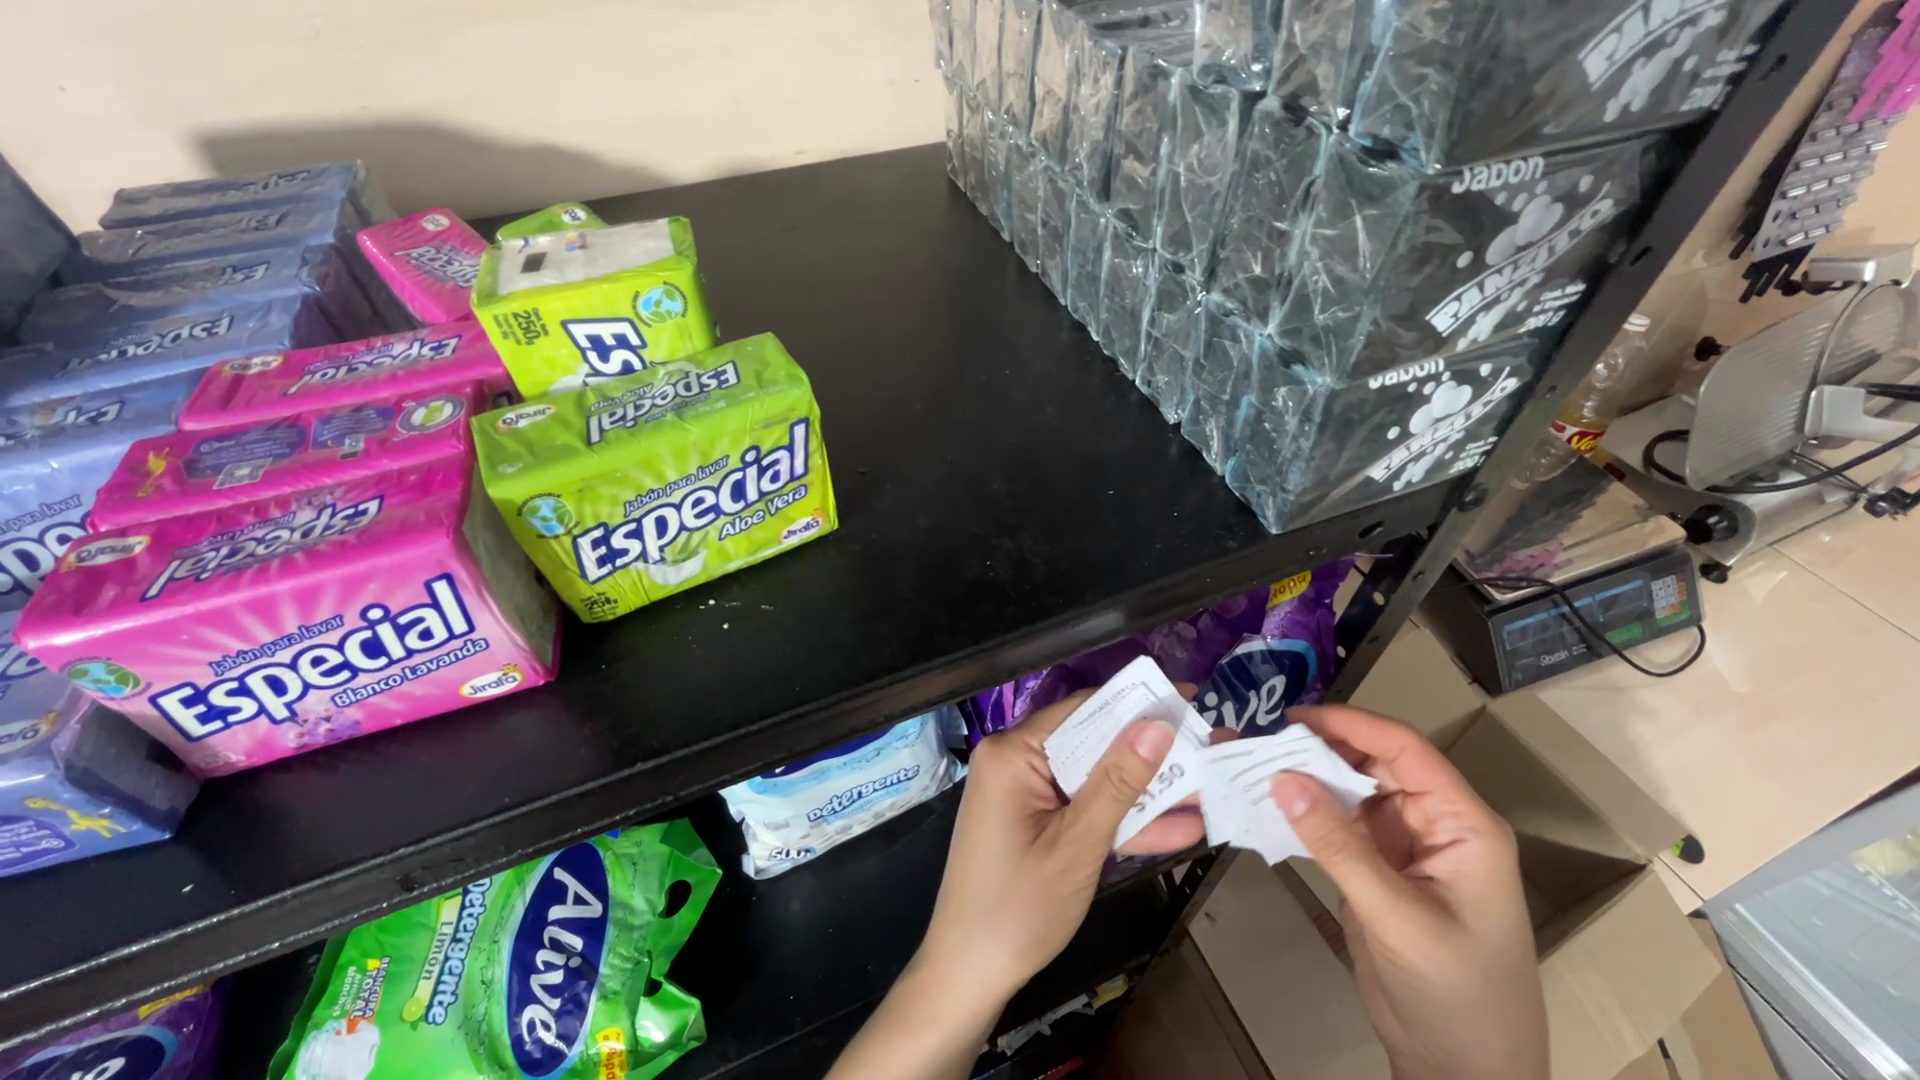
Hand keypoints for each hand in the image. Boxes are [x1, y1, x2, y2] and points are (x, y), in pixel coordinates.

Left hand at [920, 690, 1201, 1001]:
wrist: (970, 973)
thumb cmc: (1018, 907)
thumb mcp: (1077, 844)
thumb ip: (1119, 782)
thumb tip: (1158, 724)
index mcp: (1013, 753)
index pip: (1084, 710)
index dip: (1139, 705)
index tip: (1191, 701)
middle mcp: (1016, 762)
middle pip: (1094, 742)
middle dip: (1153, 751)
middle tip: (1212, 745)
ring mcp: (1027, 794)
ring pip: (1096, 779)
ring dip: (1148, 790)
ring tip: (1212, 782)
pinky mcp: (1038, 823)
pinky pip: (1086, 809)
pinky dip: (1124, 820)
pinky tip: (1182, 826)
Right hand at [1271, 705, 1547, 1079]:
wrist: (1463, 1069)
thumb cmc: (1456, 992)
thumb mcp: (1397, 916)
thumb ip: (1339, 846)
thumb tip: (1282, 779)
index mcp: (1463, 824)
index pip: (1406, 751)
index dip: (1352, 725)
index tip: (1291, 717)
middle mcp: (1434, 824)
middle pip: (1374, 765)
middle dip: (1320, 748)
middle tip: (1258, 740)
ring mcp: (1403, 848)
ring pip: (1351, 793)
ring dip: (1307, 779)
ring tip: (1252, 765)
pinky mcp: (1377, 872)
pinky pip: (1337, 827)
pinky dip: (1304, 815)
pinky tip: (1267, 806)